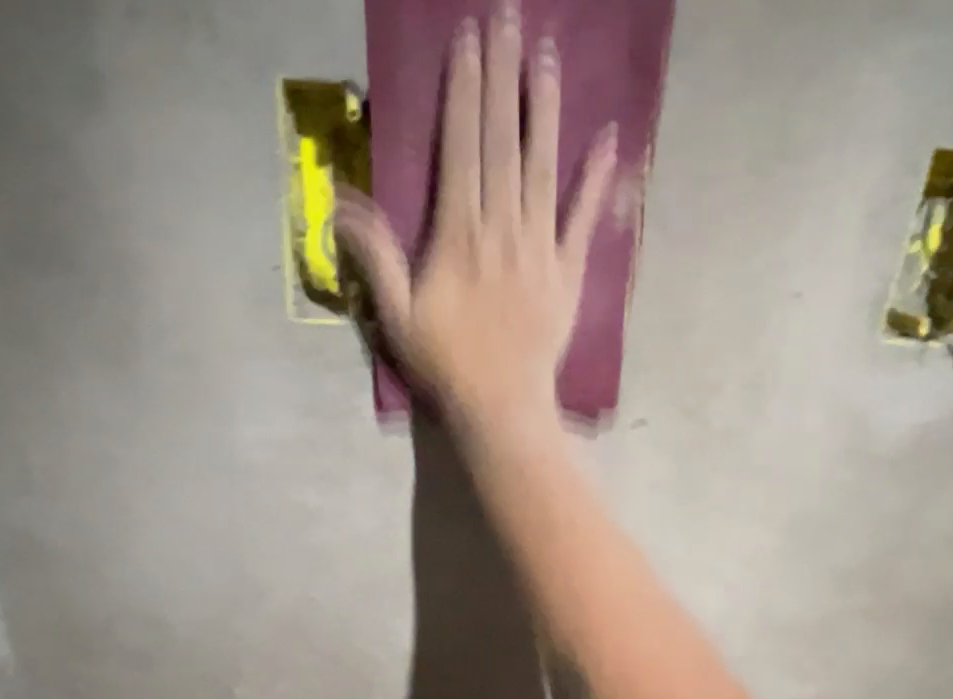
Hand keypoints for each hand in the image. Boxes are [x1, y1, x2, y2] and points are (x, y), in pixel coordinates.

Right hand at [336, 2, 617, 430]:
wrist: (502, 404)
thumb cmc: (445, 363)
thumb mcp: (396, 314)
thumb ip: (376, 255)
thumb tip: (342, 201)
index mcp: (458, 233)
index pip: (463, 146)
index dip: (466, 91)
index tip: (470, 42)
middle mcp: (502, 226)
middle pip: (503, 140)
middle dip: (503, 77)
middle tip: (508, 20)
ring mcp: (540, 246)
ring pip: (543, 165)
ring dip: (545, 108)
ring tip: (547, 55)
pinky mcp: (568, 269)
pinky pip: (583, 217)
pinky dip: (597, 177)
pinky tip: (610, 138)